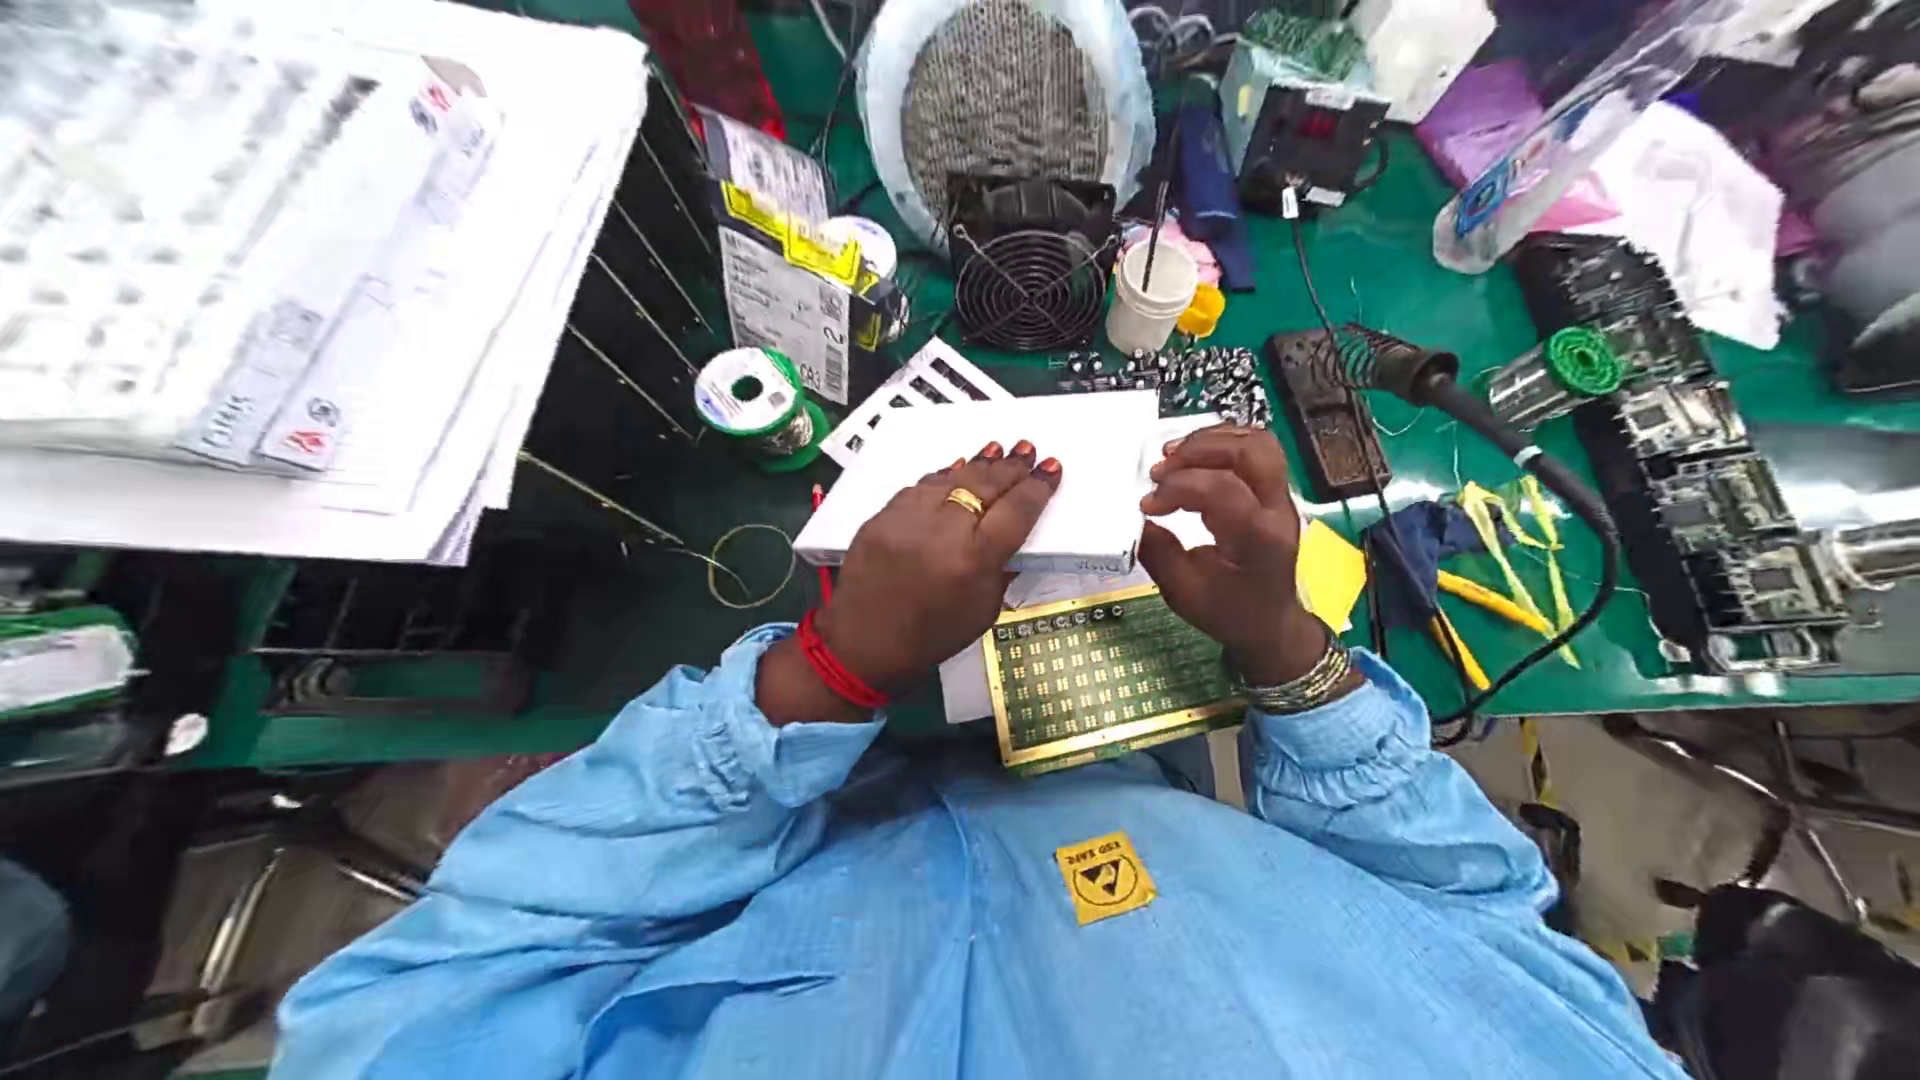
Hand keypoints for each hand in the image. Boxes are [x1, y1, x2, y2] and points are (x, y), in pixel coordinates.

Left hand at [758, 440, 1061, 724]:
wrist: (863, 646)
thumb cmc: (931, 638)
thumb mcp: (983, 612)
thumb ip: (1002, 570)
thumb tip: (1016, 535)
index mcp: (972, 563)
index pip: (1016, 512)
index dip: (1037, 487)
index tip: (1050, 470)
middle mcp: (940, 534)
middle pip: (985, 486)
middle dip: (1011, 467)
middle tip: (1028, 451)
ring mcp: (906, 522)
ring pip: (950, 479)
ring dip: (978, 464)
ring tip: (998, 451)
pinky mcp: (880, 518)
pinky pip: (918, 487)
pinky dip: (941, 477)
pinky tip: (957, 470)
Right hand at [1136, 424, 1328, 686]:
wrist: (1270, 624)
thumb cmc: (1228, 612)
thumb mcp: (1182, 592)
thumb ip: (1158, 552)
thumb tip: (1138, 518)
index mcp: (1256, 539)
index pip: (1221, 489)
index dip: (1178, 487)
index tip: (1147, 504)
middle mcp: (1276, 510)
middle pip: (1250, 452)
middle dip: (1199, 449)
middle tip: (1162, 467)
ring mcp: (1281, 498)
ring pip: (1257, 443)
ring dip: (1210, 440)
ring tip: (1174, 456)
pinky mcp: (1273, 493)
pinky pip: (1255, 451)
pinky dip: (1221, 444)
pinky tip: (1193, 457)